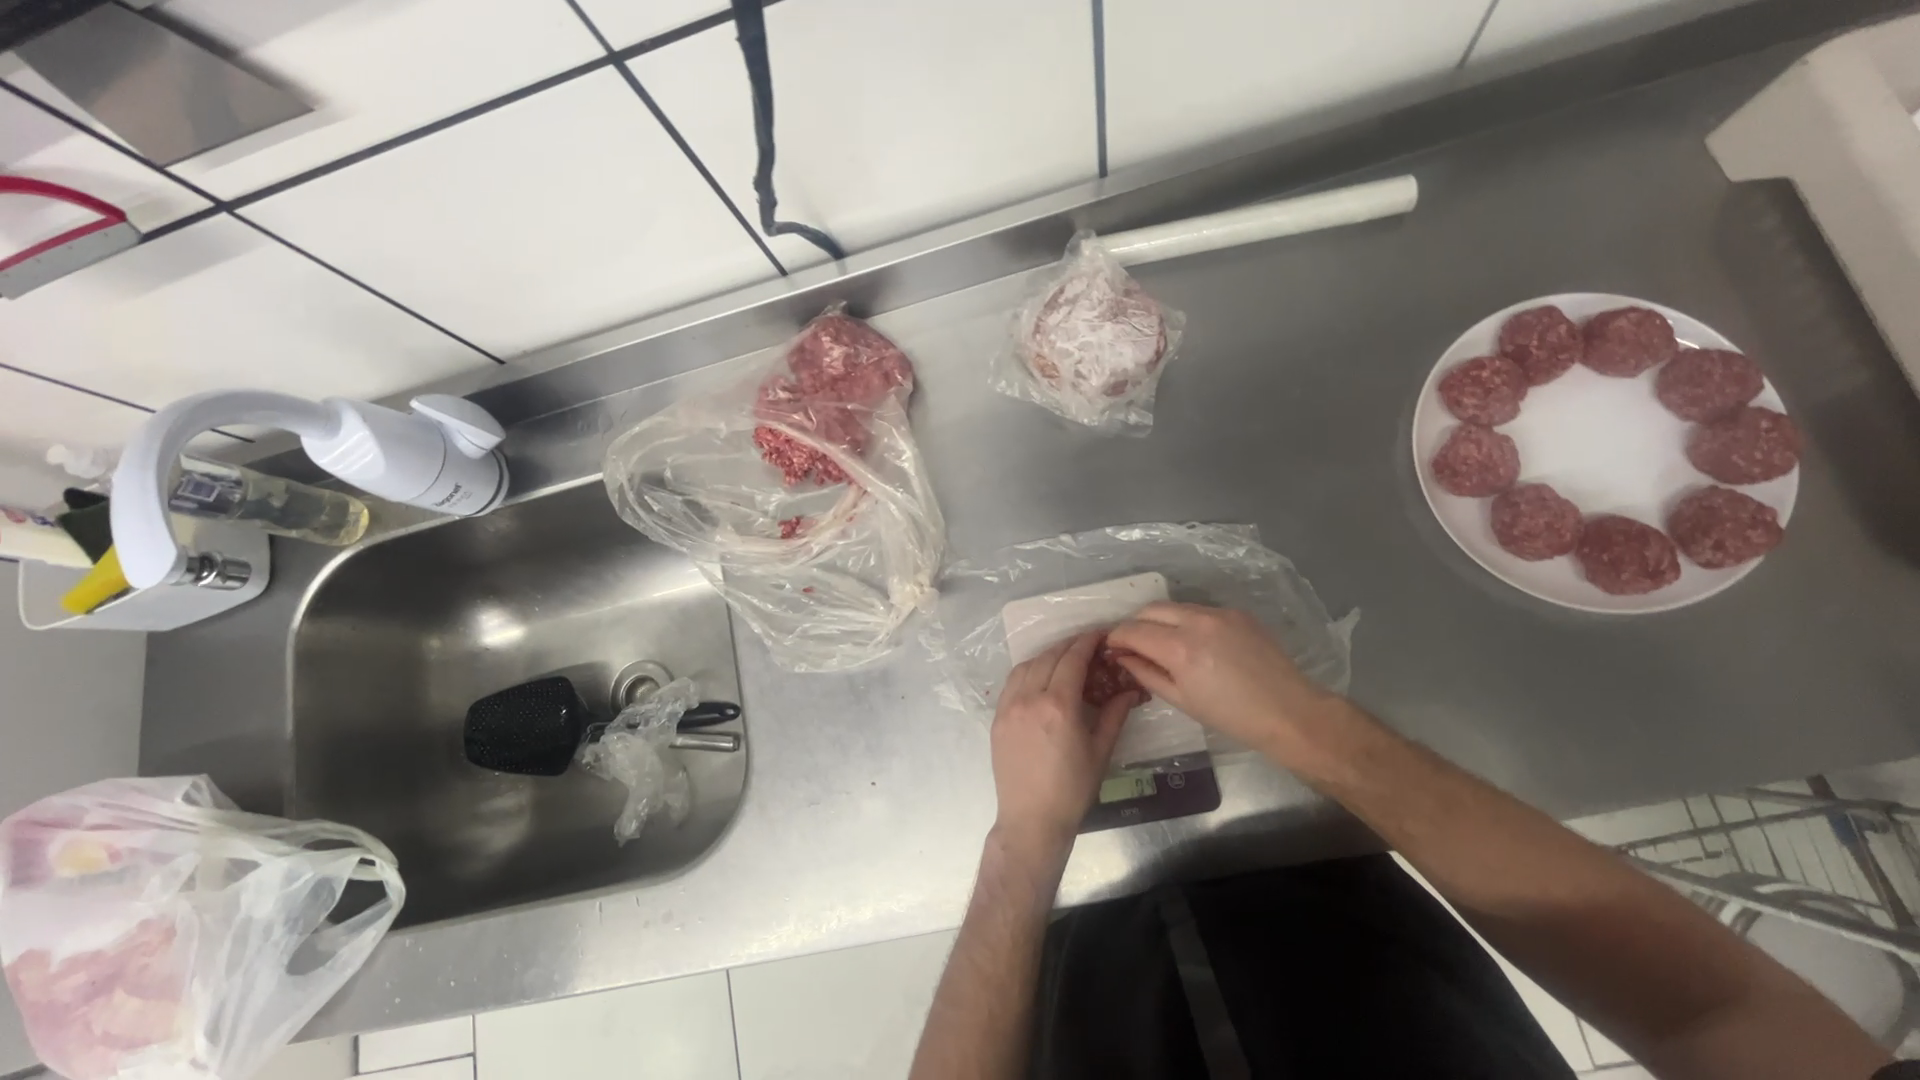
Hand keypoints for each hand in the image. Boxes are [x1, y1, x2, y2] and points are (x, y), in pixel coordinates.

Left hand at [989, 632, 1135, 860]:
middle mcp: (1030, 698)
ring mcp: (1009, 707)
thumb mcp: (1100, 751)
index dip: (1087, 642)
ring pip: (1027, 665)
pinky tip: (1041, 676)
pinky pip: (1012, 682)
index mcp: (1058, 705)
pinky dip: (1028, 671)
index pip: (1072, 659)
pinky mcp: (997, 718)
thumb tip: (1130, 690)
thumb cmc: (1072, 789)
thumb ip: (1114, 714)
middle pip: (1049, 657)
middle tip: (1088, 644)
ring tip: (1065, 658)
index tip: (1100, 634)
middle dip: (1070, 645)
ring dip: (1047, 655)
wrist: (1032, 819)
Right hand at [1106, 602, 1340, 756]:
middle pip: (1150, 609)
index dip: (1116, 637)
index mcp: (1180, 649)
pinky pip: (1200, 610)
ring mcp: (1219, 613)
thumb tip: (1121, 657)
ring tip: (1162, 643)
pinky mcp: (1237, 613)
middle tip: (1133, 645)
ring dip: (1160, 620)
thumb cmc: (1231, 716)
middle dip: (1135, 624)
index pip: (1133, 630)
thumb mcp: (1181, 700)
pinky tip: (1194, 643)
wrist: (1288, 711)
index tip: (1112, 648)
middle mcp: (1196, 621)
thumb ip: (1146, 673)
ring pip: (1175, 606)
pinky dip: (1186, 621)